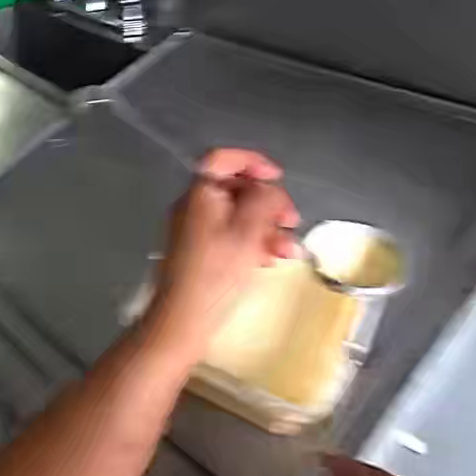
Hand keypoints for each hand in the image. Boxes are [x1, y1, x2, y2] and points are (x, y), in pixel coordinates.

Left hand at [142, 149, 298, 357]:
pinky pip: (232, 236)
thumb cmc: (216, 271)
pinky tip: (268, 261)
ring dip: (268, 228)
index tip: (277, 177)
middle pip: (236, 189)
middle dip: (269, 203)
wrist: (184, 315)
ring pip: (239, 215)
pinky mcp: (199, 251)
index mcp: (198, 195)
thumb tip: (266, 187)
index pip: (220, 159)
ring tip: (285, 251)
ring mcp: (194, 230)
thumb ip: (263, 198)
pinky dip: (254, 243)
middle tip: (291, 221)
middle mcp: (192, 208)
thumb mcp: (248, 229)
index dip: (251, 161)